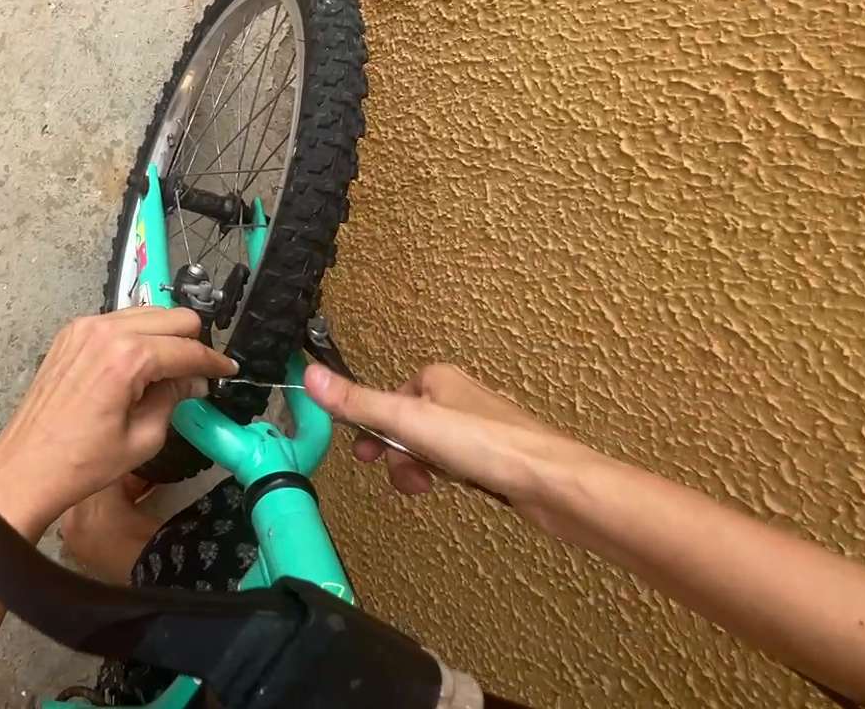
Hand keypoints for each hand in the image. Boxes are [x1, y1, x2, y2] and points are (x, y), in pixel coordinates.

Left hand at [0, 309, 236, 534]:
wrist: (26, 467)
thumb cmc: (83, 462)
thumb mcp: (143, 439)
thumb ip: (174, 399)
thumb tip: (191, 380)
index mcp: (127, 358)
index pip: (186, 348)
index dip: (213, 362)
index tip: (228, 370)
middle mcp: (106, 331)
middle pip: (172, 316)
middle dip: (192, 341)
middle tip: (197, 372)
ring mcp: (85, 327)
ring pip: (146, 313)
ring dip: (164, 336)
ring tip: (168, 371)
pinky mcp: (71, 332)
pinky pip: (118, 321)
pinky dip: (136, 336)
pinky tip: (137, 366)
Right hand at [303, 362, 586, 527]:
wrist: (554, 485)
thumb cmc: (487, 446)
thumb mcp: (409, 422)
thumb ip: (358, 402)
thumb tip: (310, 376)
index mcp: (436, 378)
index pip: (386, 399)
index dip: (372, 429)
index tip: (367, 454)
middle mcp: (457, 396)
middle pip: (405, 425)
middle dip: (398, 454)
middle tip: (403, 475)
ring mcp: (478, 426)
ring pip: (430, 447)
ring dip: (422, 469)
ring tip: (430, 487)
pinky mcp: (496, 455)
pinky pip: (455, 463)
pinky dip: (449, 477)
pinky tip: (458, 488)